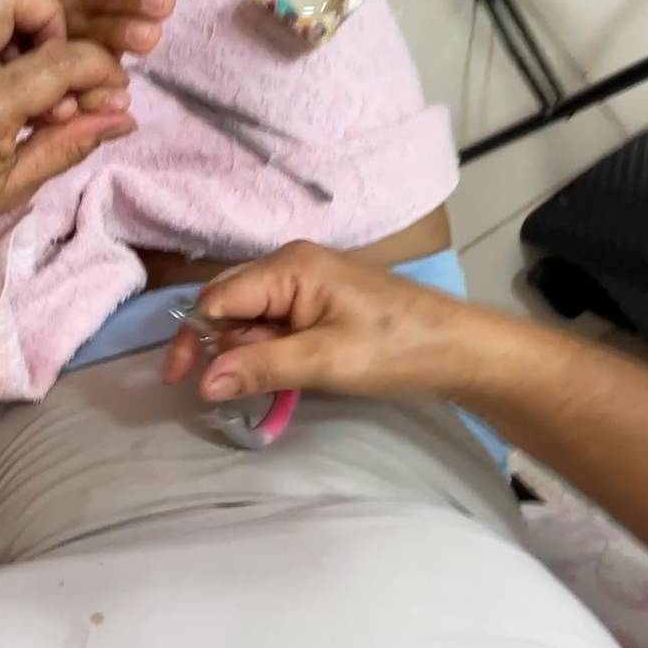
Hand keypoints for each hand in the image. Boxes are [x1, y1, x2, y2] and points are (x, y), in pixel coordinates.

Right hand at [161, 242, 502, 401]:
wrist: (467, 351)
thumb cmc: (398, 349)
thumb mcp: (326, 362)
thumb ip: (259, 368)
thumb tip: (202, 384)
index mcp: (289, 267)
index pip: (216, 298)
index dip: (192, 338)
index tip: (180, 380)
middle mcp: (288, 263)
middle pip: (226, 304)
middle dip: (223, 346)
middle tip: (241, 384)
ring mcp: (301, 279)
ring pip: (245, 315)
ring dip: (247, 351)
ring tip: (279, 376)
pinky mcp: (313, 297)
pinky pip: (268, 320)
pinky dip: (265, 348)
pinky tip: (283, 367)